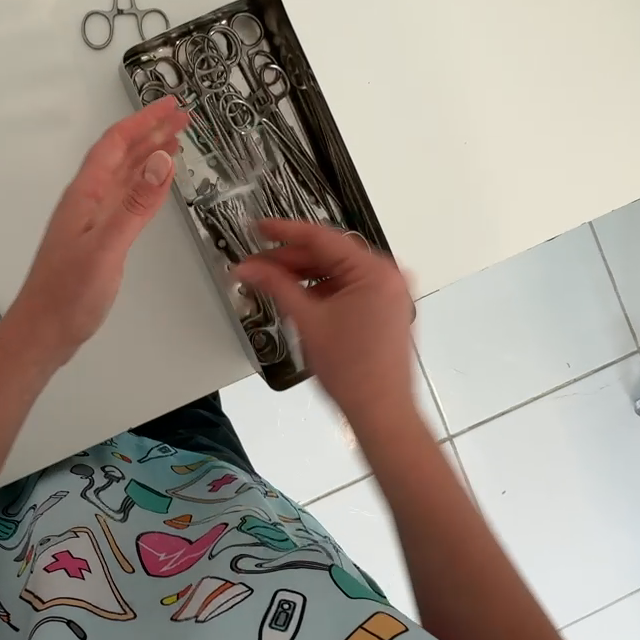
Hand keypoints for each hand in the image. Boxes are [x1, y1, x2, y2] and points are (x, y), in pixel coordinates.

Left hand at [3, 97, 189, 360]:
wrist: (43, 332)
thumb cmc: (68, 294)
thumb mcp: (106, 247)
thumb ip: (135, 204)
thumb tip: (162, 159)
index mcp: (85, 194)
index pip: (116, 144)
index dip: (143, 121)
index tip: (171, 105)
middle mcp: (89, 199)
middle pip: (122, 154)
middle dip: (152, 132)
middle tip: (184, 116)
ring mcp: (94, 218)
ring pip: (126, 175)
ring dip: (151, 154)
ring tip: (177, 139)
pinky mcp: (101, 237)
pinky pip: (127, 199)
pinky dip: (147, 184)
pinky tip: (158, 181)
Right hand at [235, 219, 417, 424]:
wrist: (380, 412)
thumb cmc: (354, 373)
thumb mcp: (307, 319)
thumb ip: (276, 285)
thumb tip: (250, 267)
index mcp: (375, 271)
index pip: (322, 239)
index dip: (285, 232)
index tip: (260, 227)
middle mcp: (388, 276)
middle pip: (329, 255)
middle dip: (289, 260)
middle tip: (256, 264)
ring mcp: (389, 293)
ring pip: (337, 271)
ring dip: (303, 275)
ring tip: (270, 280)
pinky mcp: (384, 309)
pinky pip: (348, 287)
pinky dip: (321, 289)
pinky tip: (296, 295)